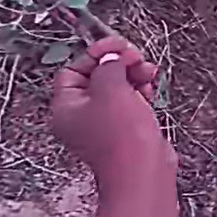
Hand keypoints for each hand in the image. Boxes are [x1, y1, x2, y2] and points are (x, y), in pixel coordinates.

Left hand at [50, 36, 171, 190]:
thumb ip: (108, 65)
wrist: (142, 170)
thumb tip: (110, 56)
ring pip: (116, 88)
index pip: (74, 69)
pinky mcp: (124, 129)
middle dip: (119, 64)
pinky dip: (140, 91)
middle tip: (136, 58)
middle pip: (97, 77)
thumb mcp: (110, 88)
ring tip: (148, 72)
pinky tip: (150, 89)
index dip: (96, 54)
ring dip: (133, 75)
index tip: (116, 45)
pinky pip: (129, 101)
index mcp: (66, 107)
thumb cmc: (122, 136)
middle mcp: (81, 116)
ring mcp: (103, 124)